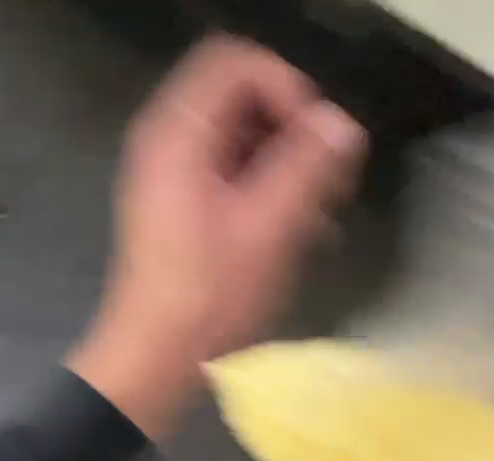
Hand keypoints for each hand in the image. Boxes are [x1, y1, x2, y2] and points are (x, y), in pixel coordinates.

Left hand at [70, 37, 366, 437]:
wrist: (151, 363)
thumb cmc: (207, 298)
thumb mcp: (268, 228)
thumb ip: (308, 166)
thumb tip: (341, 125)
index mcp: (178, 134)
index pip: (238, 64)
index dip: (288, 90)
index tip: (318, 141)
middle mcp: (166, 146)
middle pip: (240, 103)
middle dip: (293, 132)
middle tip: (330, 179)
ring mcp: (168, 182)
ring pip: (238, 145)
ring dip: (285, 169)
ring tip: (321, 216)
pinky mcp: (176, 216)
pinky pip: (227, 182)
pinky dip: (264, 196)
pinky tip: (296, 236)